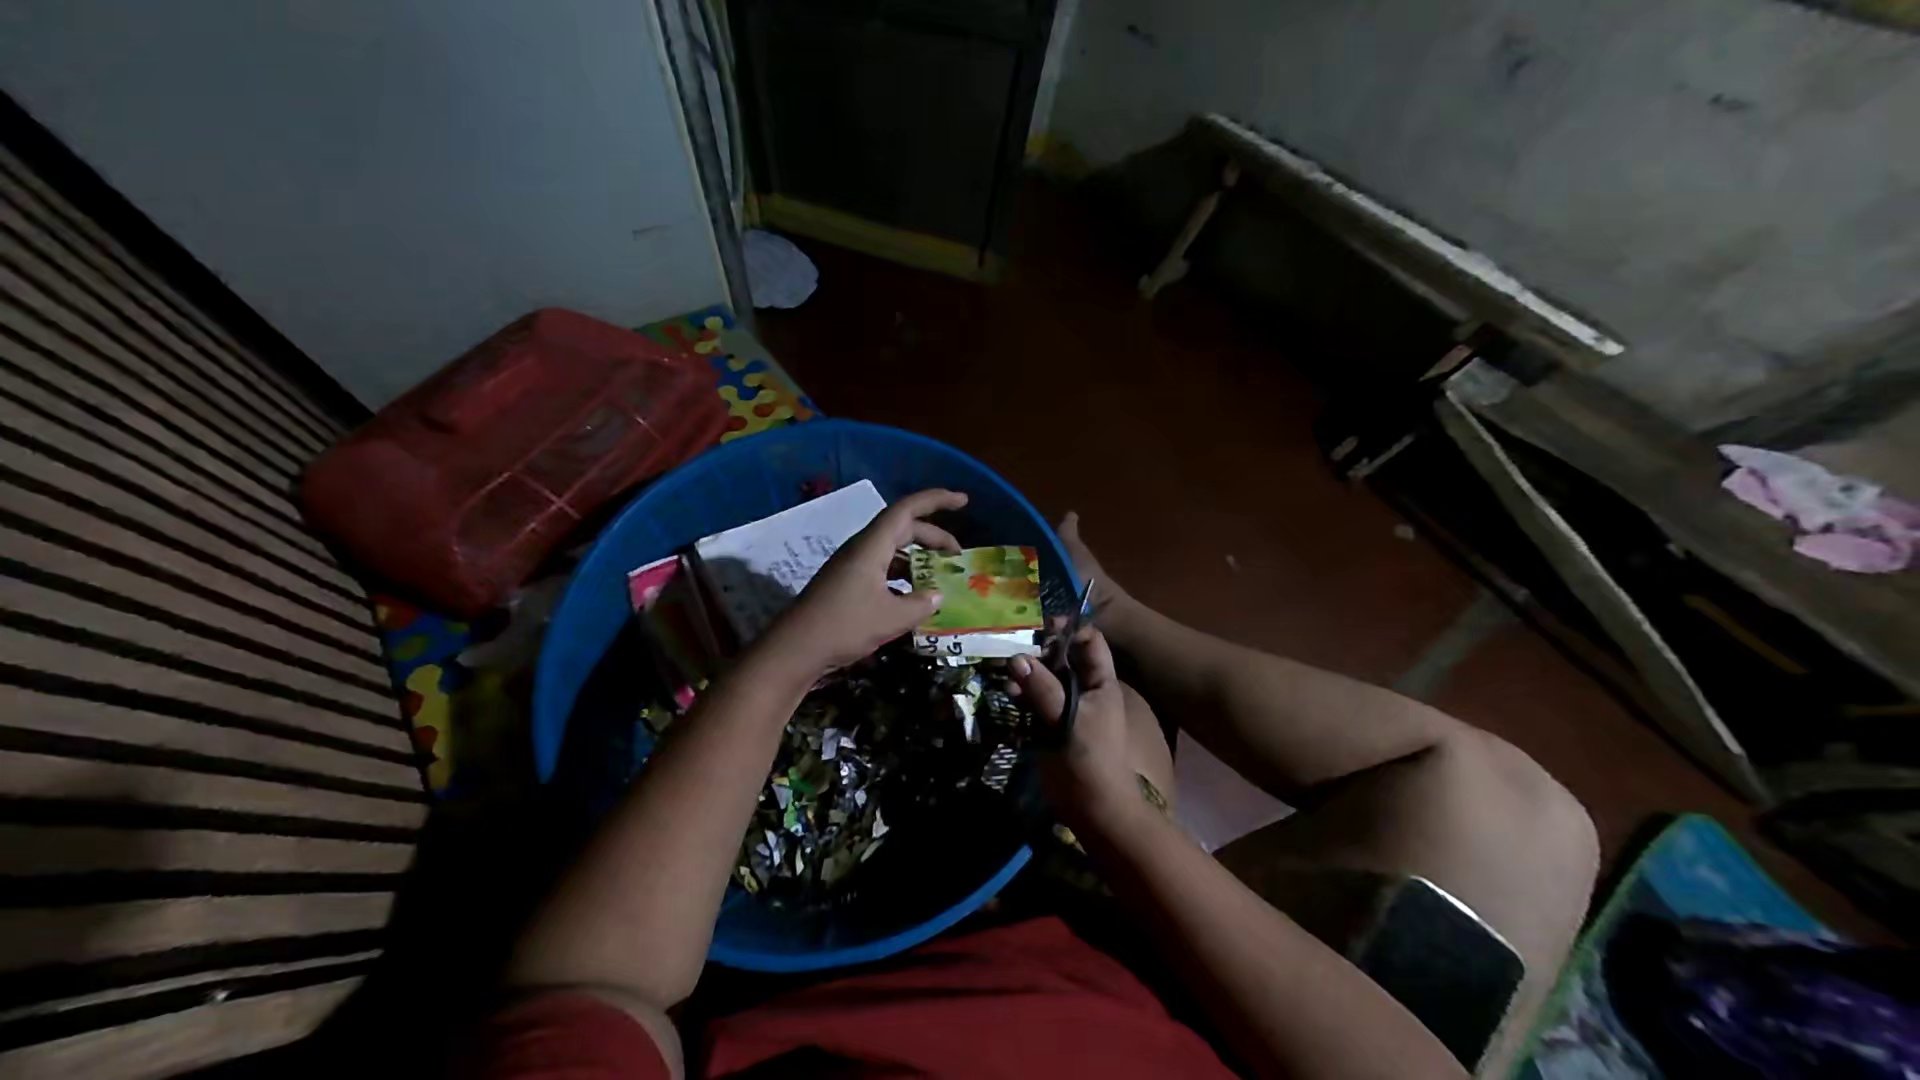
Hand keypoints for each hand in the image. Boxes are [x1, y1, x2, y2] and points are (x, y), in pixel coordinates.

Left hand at [766, 489, 968, 671]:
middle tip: (958, 555)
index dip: (936, 501)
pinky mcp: (847, 584)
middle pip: (903, 529)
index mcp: (872, 546)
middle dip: (934, 536)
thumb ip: (920, 604)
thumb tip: (937, 596)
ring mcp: (852, 566)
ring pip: (892, 549)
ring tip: (940, 576)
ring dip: (918, 557)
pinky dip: (903, 575)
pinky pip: (882, 568)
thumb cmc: (844, 627)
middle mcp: (862, 549)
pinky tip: (914, 596)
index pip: (907, 510)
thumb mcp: (891, 618)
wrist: (795, 649)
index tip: (963, 501)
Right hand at [1011, 626, 1140, 828]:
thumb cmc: (1093, 757)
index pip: (1089, 641)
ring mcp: (1064, 706)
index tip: (1041, 625)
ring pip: (1042, 678)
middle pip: (1060, 657)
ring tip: (1005, 672)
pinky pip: (1031, 700)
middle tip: (1011, 643)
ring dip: (1024, 672)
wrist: (1094, 808)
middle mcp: (1083, 688)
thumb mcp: (1071, 718)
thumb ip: (1044, 687)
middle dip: (1037, 650)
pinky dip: (1019, 693)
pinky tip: (1006, 692)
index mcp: (1101, 681)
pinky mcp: (1047, 724)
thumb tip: (1016, 658)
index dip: (1069, 629)